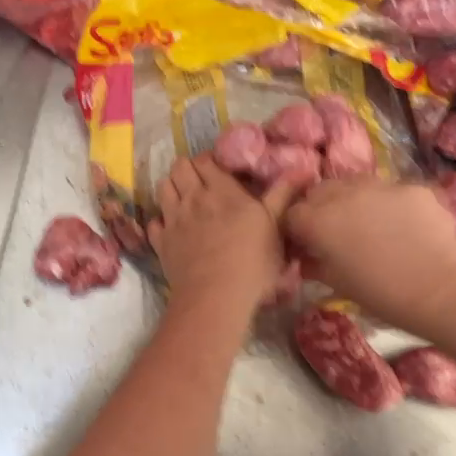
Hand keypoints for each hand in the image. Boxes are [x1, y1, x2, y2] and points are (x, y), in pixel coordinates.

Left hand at [149, 155, 296, 314]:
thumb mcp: (275, 227)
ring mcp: (173, 218)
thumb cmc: (252, 262)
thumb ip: (282, 195)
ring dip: (172, 187)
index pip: (206, 160)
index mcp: (221, 190)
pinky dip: (161, 220)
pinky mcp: (161, 241)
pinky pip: (154, 221)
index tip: (218, 168)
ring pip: (163, 187)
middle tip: (200, 181)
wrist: (215, 295)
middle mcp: (193, 198)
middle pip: (179, 167)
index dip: (209, 160)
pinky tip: (171, 228)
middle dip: (187, 168)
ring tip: (184, 197)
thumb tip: (301, 168)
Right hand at [282, 177, 455, 325]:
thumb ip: (315, 264)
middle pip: (320, 191)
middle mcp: (344, 194)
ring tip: (371, 225)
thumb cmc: (381, 294)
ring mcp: (380, 186)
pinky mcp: (412, 187)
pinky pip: (392, 192)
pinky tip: (405, 228)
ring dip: (354, 200)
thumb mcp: (337, 284)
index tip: (307, 244)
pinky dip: (391, 206)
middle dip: (321, 207)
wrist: (441, 290)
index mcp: (318, 220)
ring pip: (356, 184)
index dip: (297, 229)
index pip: (293, 213)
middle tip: (336, 232)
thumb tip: (309, 258)